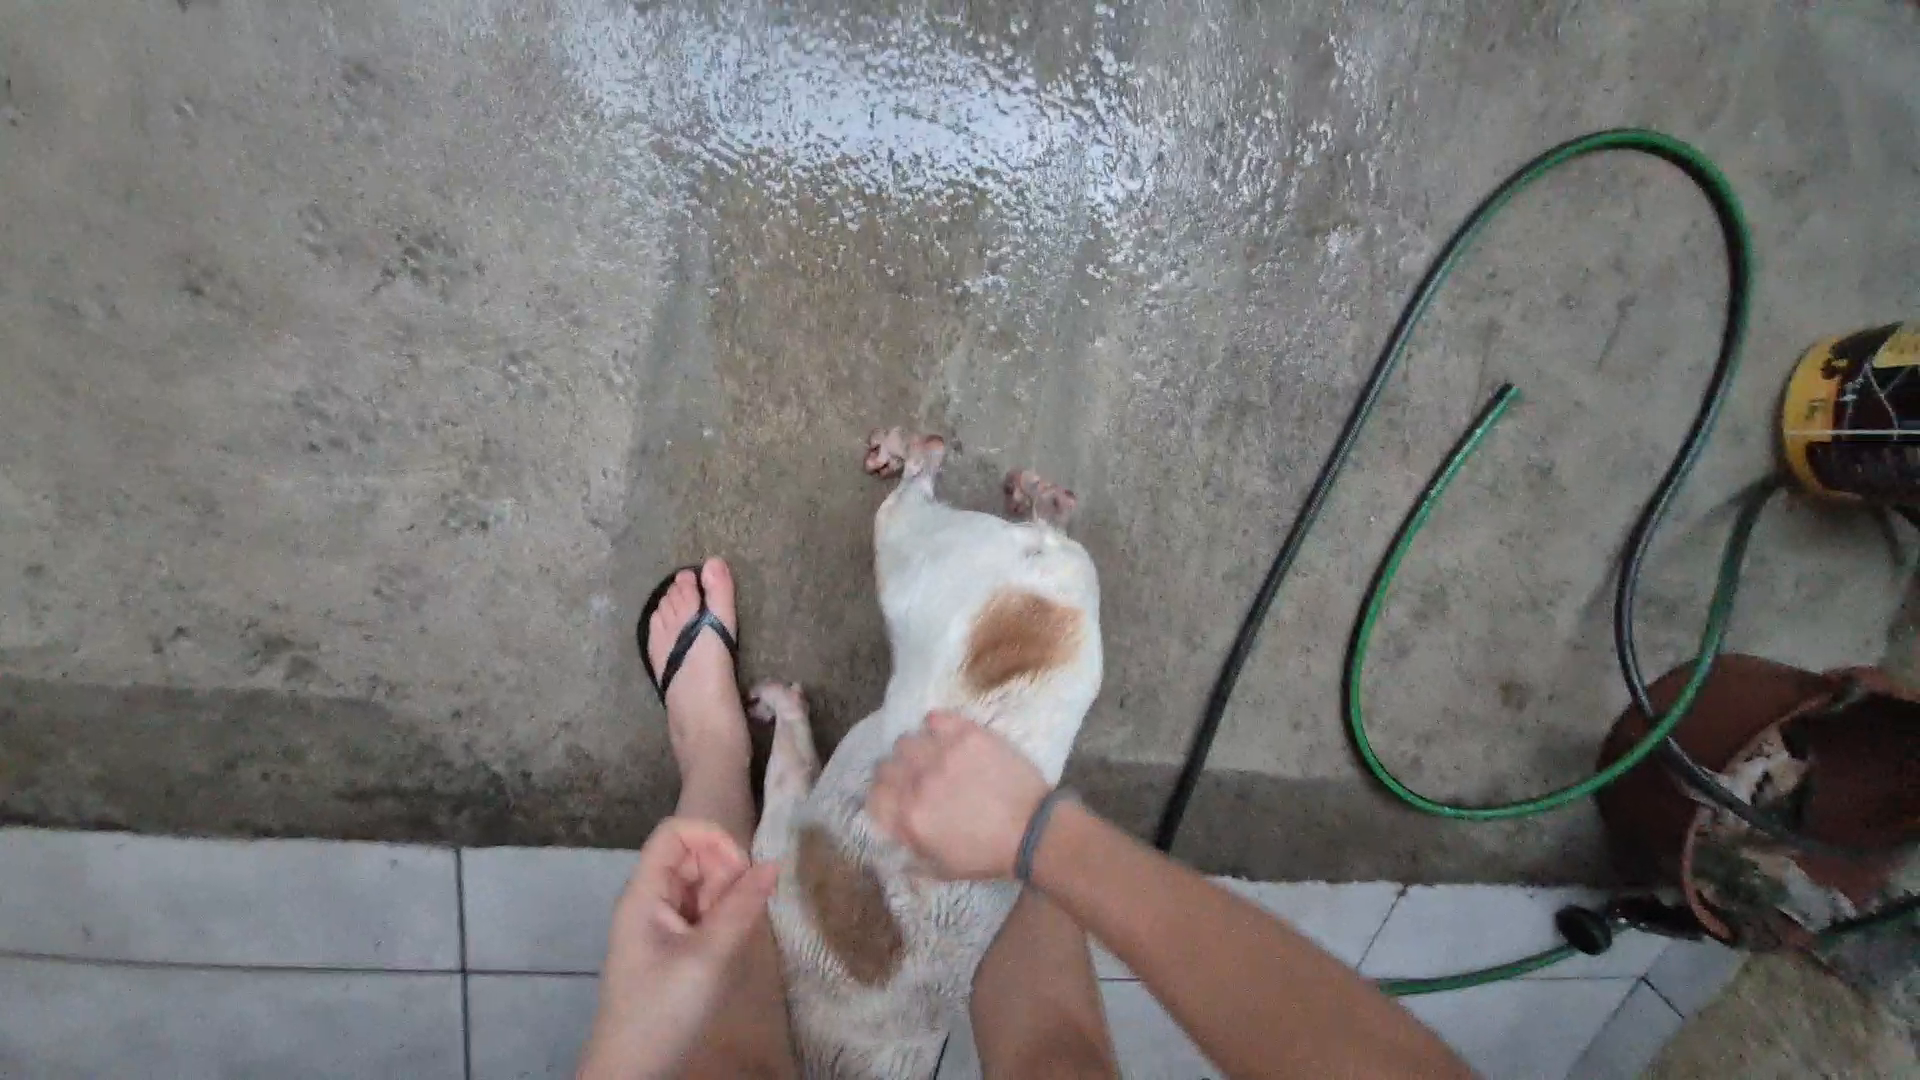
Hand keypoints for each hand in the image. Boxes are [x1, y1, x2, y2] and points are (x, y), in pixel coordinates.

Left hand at [577, 818, 780, 1079]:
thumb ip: (742, 906)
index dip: (711, 835)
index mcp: (645, 894)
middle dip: (725, 870)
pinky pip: (704, 908)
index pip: (675, 832)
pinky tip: (729, 942)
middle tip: (742, 908)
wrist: (631, 1077)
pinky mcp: (674, 942)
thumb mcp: (707, 957)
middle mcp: (651, 898)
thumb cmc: (661, 1012)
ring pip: (703, 881)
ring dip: (727, 895)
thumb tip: (774, 862)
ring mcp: (662, 921)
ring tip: (733, 933)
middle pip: (693, 854)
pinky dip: (723, 914)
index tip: (740, 867)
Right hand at [866, 710, 1050, 879]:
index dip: (882, 797)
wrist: (1034, 829)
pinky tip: (945, 736)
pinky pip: (936, 718)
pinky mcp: (967, 734)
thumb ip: (911, 850)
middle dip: (896, 773)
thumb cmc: (989, 855)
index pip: (874, 796)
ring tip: (931, 755)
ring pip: (907, 740)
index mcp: (910, 817)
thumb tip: (893, 835)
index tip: (894, 797)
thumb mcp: (942, 869)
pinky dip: (936, 725)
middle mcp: (919, 782)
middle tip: (914, 777)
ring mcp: (943, 754)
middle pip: (886, 765)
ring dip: (914, 749)